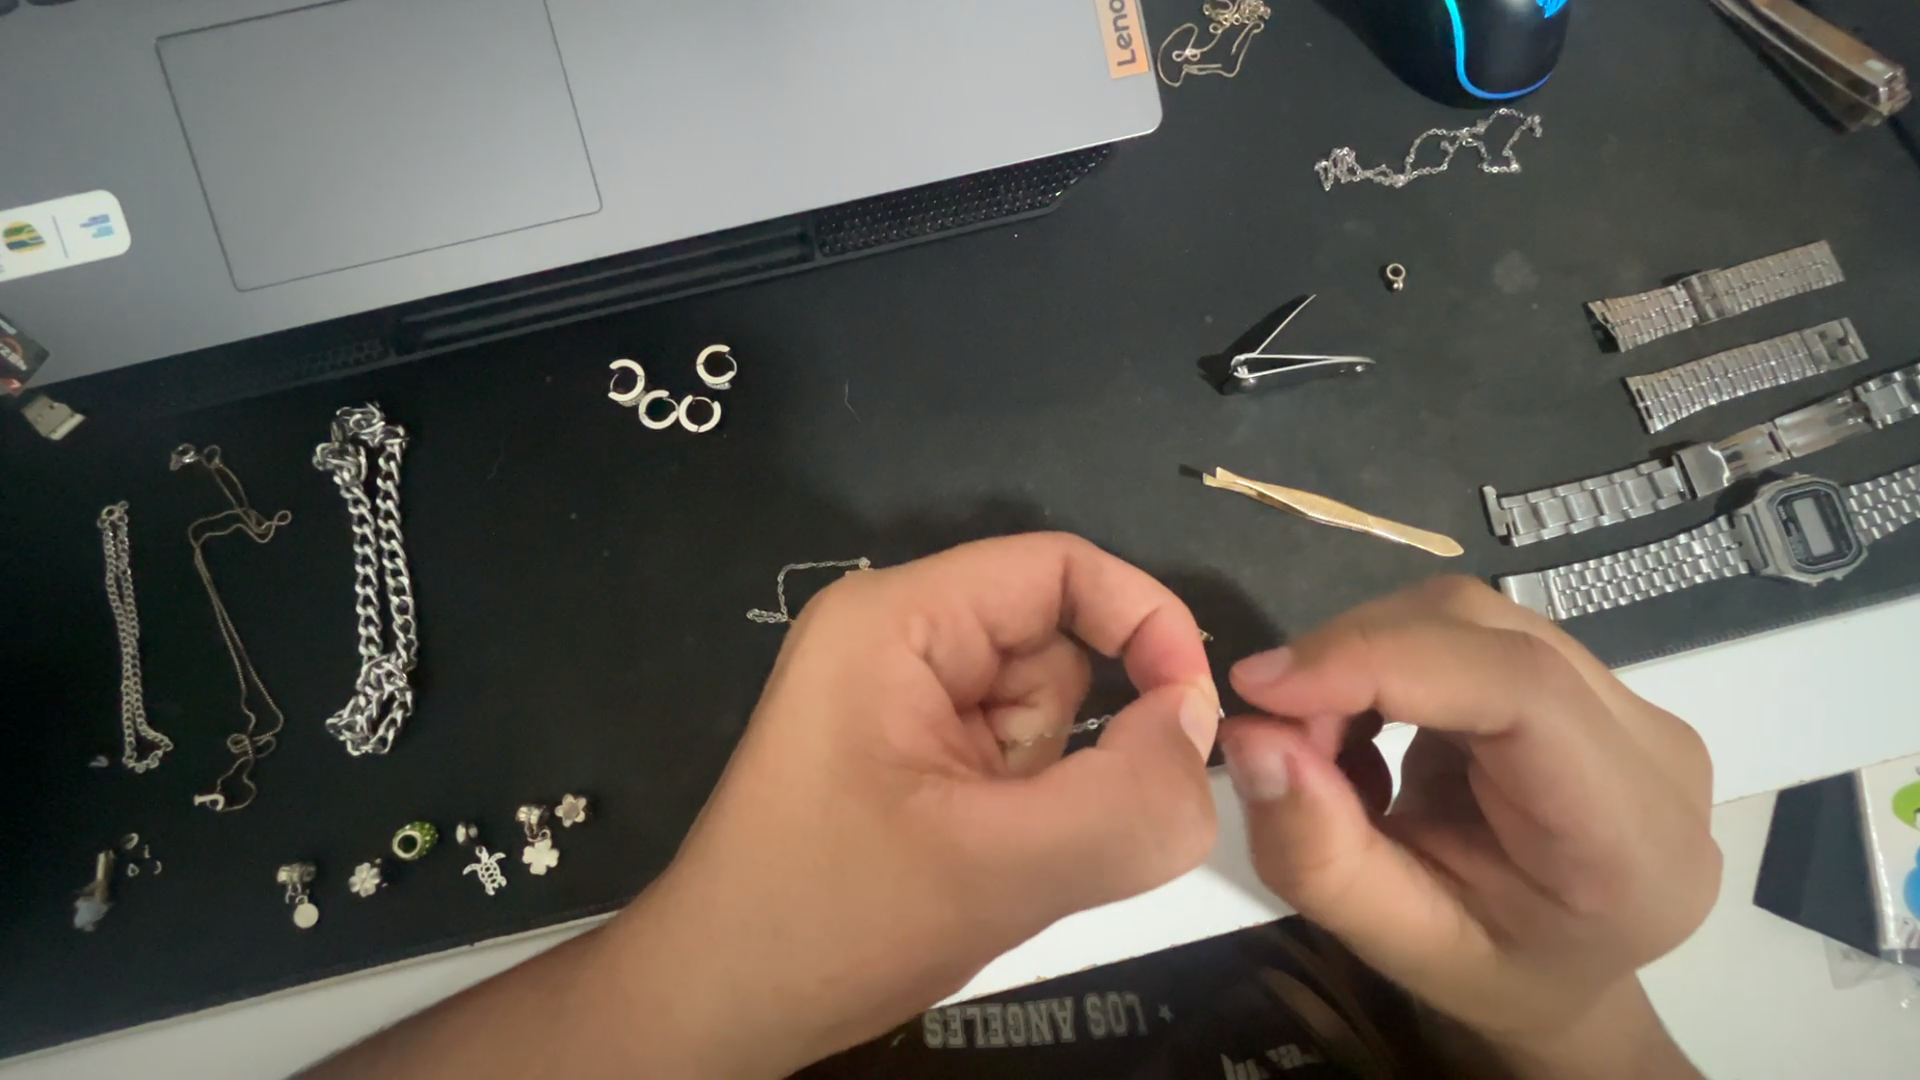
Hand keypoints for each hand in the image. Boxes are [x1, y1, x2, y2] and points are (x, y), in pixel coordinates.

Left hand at [610, 534, 1221, 1076]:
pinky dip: (1022, 798)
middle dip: (1068, 738)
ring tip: (984, 845)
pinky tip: (971, 849)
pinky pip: (1008, 742)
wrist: (724, 1000)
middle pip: (1051, 640)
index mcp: (898, 618)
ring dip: (1043, 779)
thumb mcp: (998, 869)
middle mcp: (896, 630)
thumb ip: (1127, 799)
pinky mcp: (908, 733)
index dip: (1142, 619)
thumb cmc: (832, 922)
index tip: (1192, 713)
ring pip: (1039, 701)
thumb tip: (1198, 720)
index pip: (1056, 567)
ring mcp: (900, 683)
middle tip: (1035, 823)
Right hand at [1220, 578, 1717, 1077]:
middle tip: (1279, 732)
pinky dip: (1372, 661)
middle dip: (1347, 660)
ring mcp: (1614, 695)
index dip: (1377, 663)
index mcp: (1628, 836)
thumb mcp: (1392, 942)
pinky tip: (1359, 724)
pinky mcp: (1567, 672)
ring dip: (1354, 658)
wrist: (1560, 969)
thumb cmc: (1489, 968)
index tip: (1259, 686)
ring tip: (1319, 739)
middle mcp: (1644, 742)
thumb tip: (1250, 736)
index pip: (1518, 688)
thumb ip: (1318, 855)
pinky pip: (1447, 627)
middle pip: (1474, 628)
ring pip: (1453, 613)